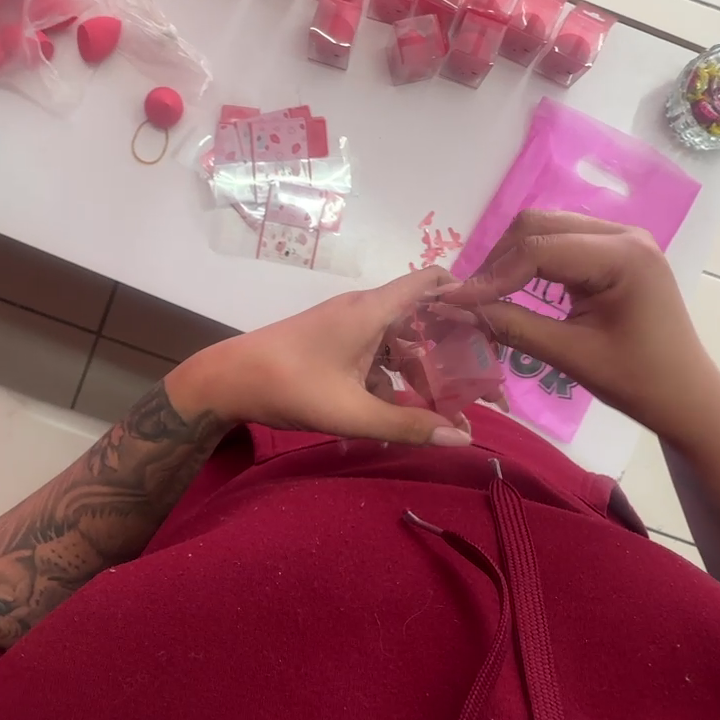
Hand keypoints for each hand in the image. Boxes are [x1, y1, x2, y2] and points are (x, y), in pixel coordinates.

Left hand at [165, 267, 474, 446]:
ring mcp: (345, 327)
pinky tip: (394, 414)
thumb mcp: (352, 413)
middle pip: (419, 320)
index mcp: (373, 310)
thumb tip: (463, 438)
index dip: (464, 295)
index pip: (430, 281)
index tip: (492, 325)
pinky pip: (372, 355)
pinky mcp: (331, 343)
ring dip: (417, 373)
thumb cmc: (291, 386)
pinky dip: (388, 379)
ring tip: (441, 411)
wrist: (226, 381)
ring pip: (396, 343)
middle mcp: (363, 311)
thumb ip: (408, 425)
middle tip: (477, 384)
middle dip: (448, 352)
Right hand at [444, 211, 719, 447]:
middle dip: (497, 259)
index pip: (538, 249)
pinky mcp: (613, 252)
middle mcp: (623, 234)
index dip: (490, 275)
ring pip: (545, 228)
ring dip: (510, 257)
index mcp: (623, 255)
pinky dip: (530, 261)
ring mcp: (620, 239)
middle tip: (468, 298)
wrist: (686, 397)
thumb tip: (454, 310)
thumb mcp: (570, 355)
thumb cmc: (636, 381)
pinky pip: (560, 242)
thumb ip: (512, 326)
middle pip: (539, 225)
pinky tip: (513, 286)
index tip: (453, 301)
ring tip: (484, 293)